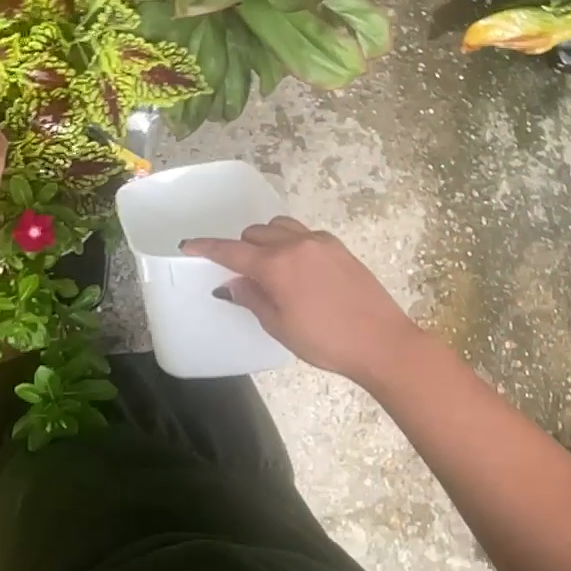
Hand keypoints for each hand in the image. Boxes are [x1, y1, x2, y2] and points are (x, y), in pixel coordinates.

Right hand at [181, 217, 428, 383]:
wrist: (383, 343)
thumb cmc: (326, 341)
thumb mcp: (279, 326)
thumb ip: (252, 299)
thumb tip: (232, 282)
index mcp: (276, 265)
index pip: (230, 250)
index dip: (206, 247)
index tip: (187, 245)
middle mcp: (295, 244)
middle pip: (254, 233)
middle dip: (240, 248)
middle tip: (241, 275)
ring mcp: (320, 242)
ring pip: (279, 227)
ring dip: (265, 240)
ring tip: (269, 267)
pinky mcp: (338, 247)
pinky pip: (302, 234)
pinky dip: (289, 243)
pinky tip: (296, 269)